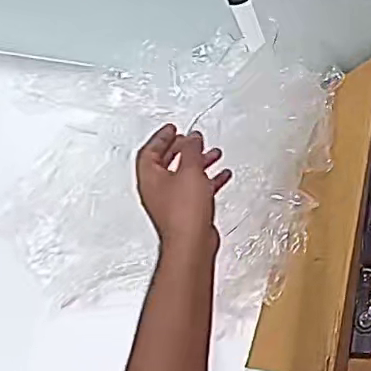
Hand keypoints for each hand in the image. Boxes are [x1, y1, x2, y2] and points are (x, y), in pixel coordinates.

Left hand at [136, 125, 231, 259]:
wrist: (192, 241)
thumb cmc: (184, 211)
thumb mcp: (190, 171)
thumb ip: (191, 151)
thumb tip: (192, 138)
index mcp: (150, 178)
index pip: (150, 151)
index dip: (161, 137)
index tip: (172, 128)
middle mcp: (157, 189)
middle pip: (166, 163)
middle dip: (181, 149)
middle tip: (190, 139)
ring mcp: (171, 201)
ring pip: (183, 175)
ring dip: (197, 162)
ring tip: (211, 154)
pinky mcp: (185, 210)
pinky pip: (196, 188)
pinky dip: (207, 179)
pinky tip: (220, 176)